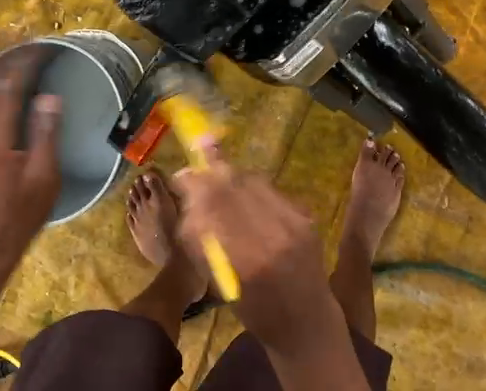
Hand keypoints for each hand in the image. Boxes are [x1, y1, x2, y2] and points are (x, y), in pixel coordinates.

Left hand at [0, 55, 61, 260]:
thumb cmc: (22, 212)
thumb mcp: (43, 174)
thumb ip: (45, 133)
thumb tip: (49, 97)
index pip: (8, 92)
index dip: (21, 68)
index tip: (36, 50)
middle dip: (8, 68)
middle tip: (26, 50)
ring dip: (1, 81)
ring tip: (18, 65)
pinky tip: (6, 98)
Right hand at [173, 161, 344, 354]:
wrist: (305, 320)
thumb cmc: (254, 311)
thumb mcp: (221, 283)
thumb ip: (203, 243)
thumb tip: (187, 203)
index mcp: (245, 261)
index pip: (211, 207)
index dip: (193, 186)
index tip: (179, 179)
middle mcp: (272, 236)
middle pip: (232, 185)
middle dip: (209, 171)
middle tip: (195, 165)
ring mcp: (292, 221)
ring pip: (252, 180)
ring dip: (230, 174)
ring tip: (216, 171)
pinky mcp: (304, 214)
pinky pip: (270, 189)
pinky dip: (251, 185)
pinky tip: (242, 189)